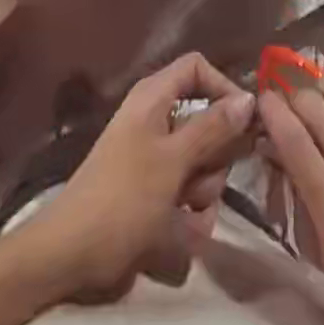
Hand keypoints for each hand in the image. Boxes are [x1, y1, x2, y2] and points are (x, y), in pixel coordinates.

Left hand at [26, 54, 257, 293]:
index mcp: (152, 99)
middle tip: (195, 180)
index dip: (223, 88)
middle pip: (210, 126)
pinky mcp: (158, 198)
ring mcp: (158, 163)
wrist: (74, 255)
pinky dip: (188, 221)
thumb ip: (212, 128)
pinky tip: (172, 237)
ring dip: (201, 196)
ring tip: (177, 212)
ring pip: (206, 170)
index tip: (248, 122)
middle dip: (213, 160)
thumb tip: (249, 97)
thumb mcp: (172, 160)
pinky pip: (192, 202)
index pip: (196, 69)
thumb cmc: (122, 198)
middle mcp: (157, 123)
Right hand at [259, 76, 323, 324]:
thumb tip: (267, 137)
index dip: (271, 110)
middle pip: (313, 106)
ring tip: (315, 109)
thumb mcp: (320, 247)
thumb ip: (291, 190)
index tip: (260, 99)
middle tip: (286, 107)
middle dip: (291, 99)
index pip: (293, 139)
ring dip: (318, 95)